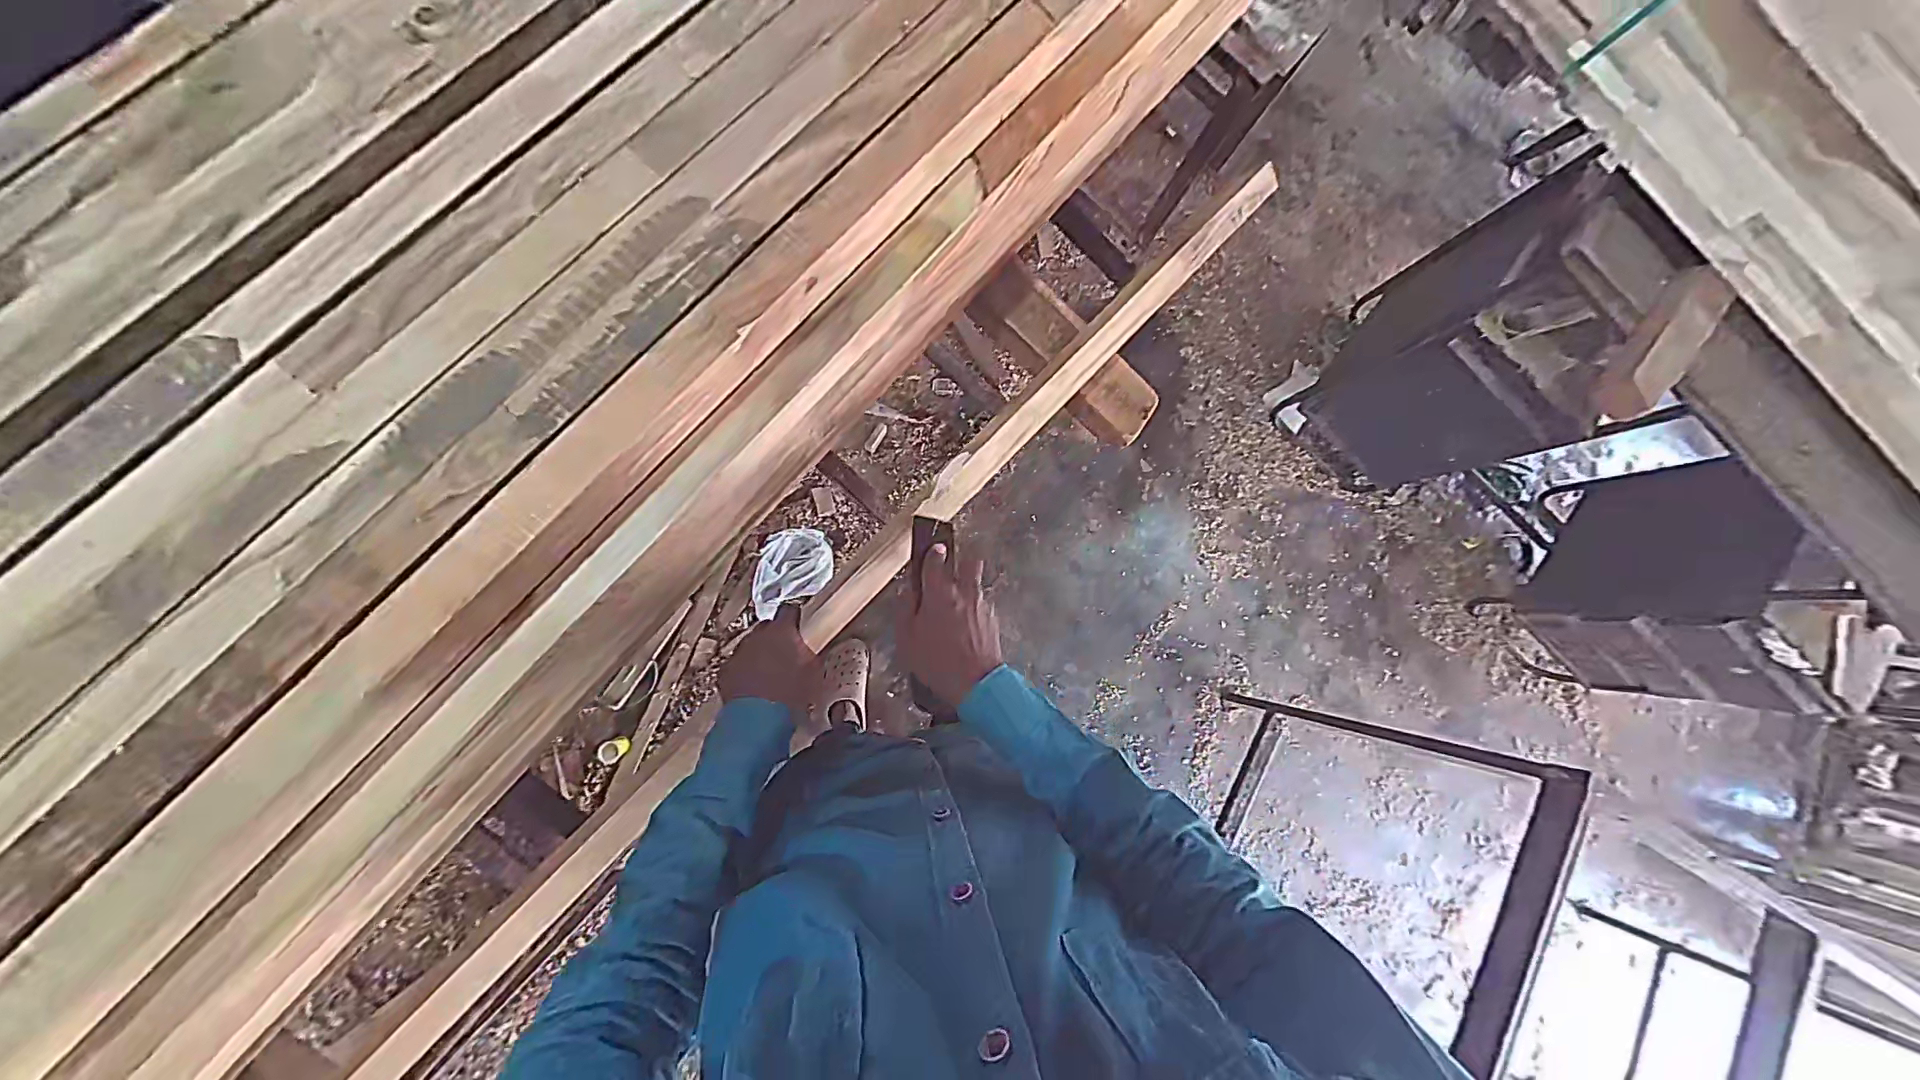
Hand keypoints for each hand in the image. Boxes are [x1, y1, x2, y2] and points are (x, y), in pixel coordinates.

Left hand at [719, 605, 819, 716]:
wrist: (760, 719)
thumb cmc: (791, 694)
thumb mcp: (814, 670)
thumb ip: (812, 652)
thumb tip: (815, 650)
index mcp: (783, 630)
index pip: (789, 610)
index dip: (795, 616)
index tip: (799, 622)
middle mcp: (758, 636)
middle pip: (768, 627)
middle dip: (776, 636)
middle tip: (787, 652)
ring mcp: (740, 652)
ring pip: (751, 645)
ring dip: (760, 654)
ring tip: (772, 673)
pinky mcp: (726, 670)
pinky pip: (737, 665)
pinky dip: (744, 671)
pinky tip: (755, 685)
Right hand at [898, 541, 1003, 709]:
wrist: (976, 684)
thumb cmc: (937, 662)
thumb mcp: (907, 637)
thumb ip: (905, 607)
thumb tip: (908, 591)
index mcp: (939, 592)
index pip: (936, 559)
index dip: (932, 552)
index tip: (931, 551)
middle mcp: (964, 593)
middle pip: (969, 561)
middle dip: (960, 561)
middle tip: (948, 571)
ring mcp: (981, 605)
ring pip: (976, 584)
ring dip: (966, 588)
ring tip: (954, 605)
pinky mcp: (992, 620)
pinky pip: (981, 605)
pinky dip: (973, 610)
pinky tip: (964, 626)